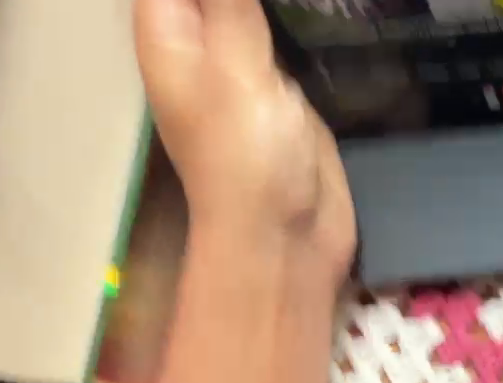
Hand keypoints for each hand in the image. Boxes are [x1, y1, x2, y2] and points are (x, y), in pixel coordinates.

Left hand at [133, 0, 354, 285]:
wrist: (290, 238)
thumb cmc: (249, 159)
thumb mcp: (236, 70)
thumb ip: (230, 5)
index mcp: (170, 31)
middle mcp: (205, 45)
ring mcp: (250, 73)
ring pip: (255, 11)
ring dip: (282, 7)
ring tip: (323, 2)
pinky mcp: (292, 100)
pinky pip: (293, 47)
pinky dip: (307, 28)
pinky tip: (332, 17)